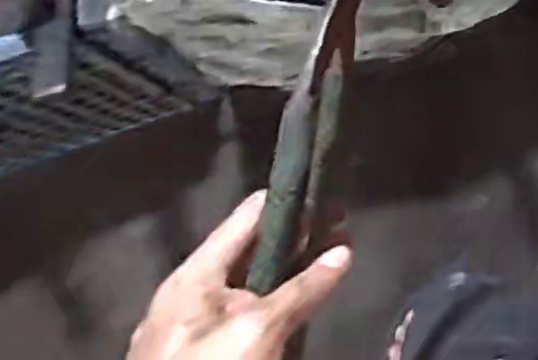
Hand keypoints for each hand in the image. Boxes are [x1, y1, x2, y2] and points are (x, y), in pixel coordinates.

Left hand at [129, 191, 351, 359]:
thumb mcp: (260, 330)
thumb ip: (305, 287)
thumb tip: (345, 251)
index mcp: (194, 275)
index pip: (251, 213)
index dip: (292, 200)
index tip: (330, 193)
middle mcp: (192, 292)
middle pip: (253, 246)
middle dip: (299, 234)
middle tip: (342, 226)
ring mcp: (196, 327)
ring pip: (254, 279)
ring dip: (293, 266)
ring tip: (336, 254)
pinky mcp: (206, 354)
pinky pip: (249, 310)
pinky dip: (279, 297)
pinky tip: (308, 297)